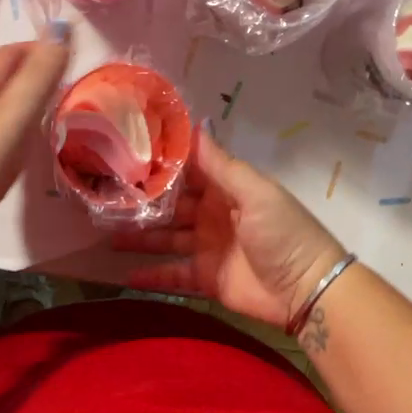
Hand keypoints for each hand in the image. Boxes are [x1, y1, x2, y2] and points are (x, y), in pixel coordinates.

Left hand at [0, 33, 70, 245]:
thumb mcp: (16, 115)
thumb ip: (39, 75)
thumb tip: (61, 28)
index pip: (10, 51)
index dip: (38, 48)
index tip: (66, 59)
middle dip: (28, 72)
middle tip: (59, 86)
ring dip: (16, 98)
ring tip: (42, 113)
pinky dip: (4, 123)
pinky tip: (13, 142)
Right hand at [113, 129, 346, 329]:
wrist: (306, 289)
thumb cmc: (284, 233)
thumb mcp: (256, 192)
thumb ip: (222, 165)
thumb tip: (197, 124)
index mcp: (228, 189)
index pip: (189, 170)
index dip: (161, 163)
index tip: (127, 153)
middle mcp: (214, 214)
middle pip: (172, 205)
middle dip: (143, 202)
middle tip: (106, 196)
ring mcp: (208, 248)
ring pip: (166, 238)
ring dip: (140, 237)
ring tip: (106, 233)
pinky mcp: (206, 278)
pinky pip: (173, 275)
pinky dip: (151, 276)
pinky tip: (123, 275)